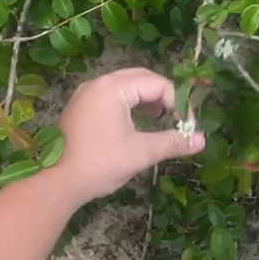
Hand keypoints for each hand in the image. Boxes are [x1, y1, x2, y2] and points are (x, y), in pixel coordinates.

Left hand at [46, 67, 203, 205]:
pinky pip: (113, 95)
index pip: (158, 85)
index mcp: (113, 88)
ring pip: (127, 86)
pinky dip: (131, 104)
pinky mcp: (82, 106)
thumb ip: (173, 142)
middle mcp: (99, 83)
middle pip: (142, 78)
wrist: (56, 181)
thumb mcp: (141, 153)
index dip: (179, 104)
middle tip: (178, 118)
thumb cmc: (99, 164)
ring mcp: (88, 93)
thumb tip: (202, 140)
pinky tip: (140, 122)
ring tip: (162, 119)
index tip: (188, 127)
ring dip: (149, 99)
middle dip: (165, 96)